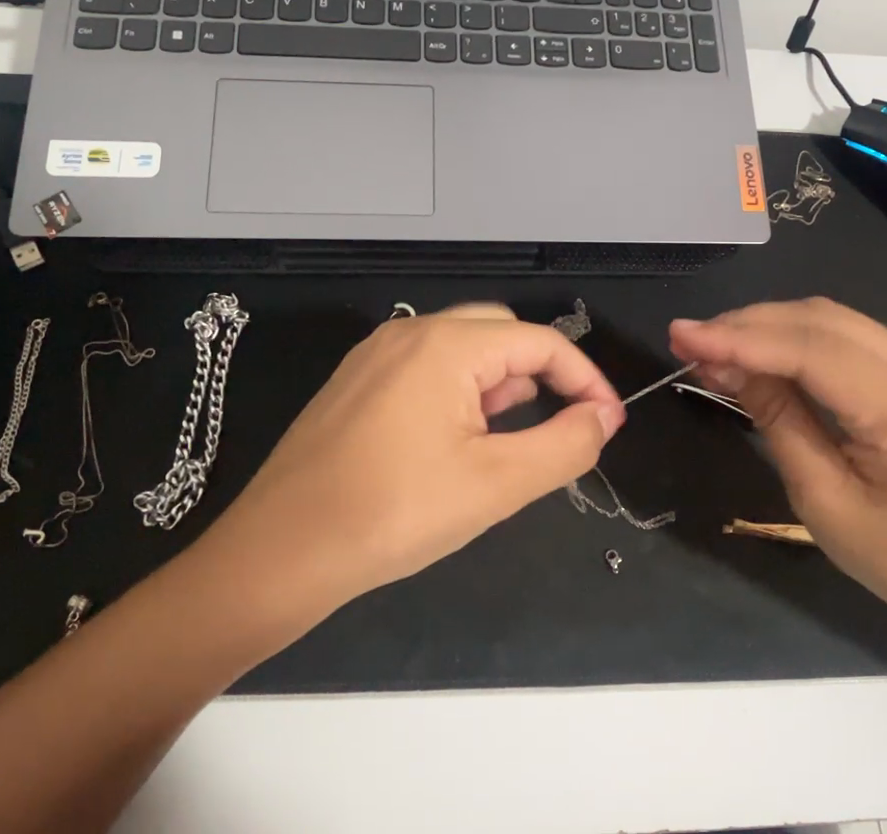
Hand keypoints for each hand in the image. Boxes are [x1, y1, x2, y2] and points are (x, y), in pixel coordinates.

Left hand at [209, 304, 625, 613]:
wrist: (280, 552)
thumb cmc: (393, 514)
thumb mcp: (497, 484)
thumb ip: (565, 445)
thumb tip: (602, 418)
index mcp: (444, 344)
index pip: (539, 341)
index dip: (585, 380)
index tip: (607, 426)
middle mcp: (407, 333)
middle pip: (499, 334)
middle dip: (540, 377)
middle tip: (554, 433)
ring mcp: (373, 357)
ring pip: (460, 353)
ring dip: (498, 389)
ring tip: (502, 448)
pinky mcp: (354, 385)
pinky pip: (423, 372)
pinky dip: (458, 397)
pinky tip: (452, 447)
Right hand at [669, 298, 886, 628]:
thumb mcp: (822, 499)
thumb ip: (777, 421)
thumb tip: (723, 367)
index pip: (813, 351)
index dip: (741, 339)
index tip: (681, 336)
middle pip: (820, 321)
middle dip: (745, 325)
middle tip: (685, 340)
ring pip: (828, 320)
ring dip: (763, 327)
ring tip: (707, 346)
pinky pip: (841, 336)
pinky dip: (789, 339)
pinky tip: (751, 352)